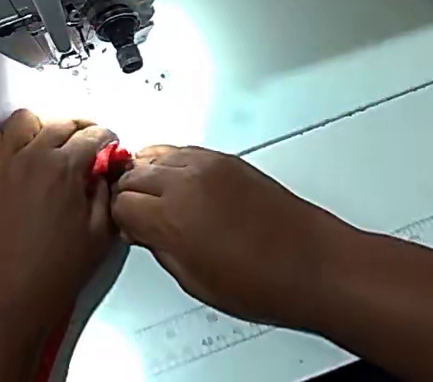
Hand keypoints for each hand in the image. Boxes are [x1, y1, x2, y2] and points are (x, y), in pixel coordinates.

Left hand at [0, 110, 118, 327]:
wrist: (7, 300)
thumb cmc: (55, 274)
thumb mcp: (99, 238)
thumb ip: (105, 196)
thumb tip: (101, 173)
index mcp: (64, 169)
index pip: (91, 136)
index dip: (105, 137)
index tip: (109, 141)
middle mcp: (33, 155)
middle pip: (60, 123)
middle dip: (78, 128)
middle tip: (85, 141)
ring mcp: (4, 162)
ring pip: (24, 120)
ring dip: (42, 126)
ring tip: (50, 141)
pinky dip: (8, 139)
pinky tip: (18, 153)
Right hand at [111, 146, 360, 328]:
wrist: (312, 263)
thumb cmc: (266, 282)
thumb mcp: (196, 281)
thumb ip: (160, 249)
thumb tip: (144, 232)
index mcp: (171, 217)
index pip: (120, 203)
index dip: (119, 217)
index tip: (126, 225)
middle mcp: (182, 181)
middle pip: (131, 173)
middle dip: (127, 192)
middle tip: (135, 211)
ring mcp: (203, 163)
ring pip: (152, 154)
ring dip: (146, 172)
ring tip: (154, 193)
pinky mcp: (221, 155)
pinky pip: (179, 149)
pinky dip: (169, 162)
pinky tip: (176, 180)